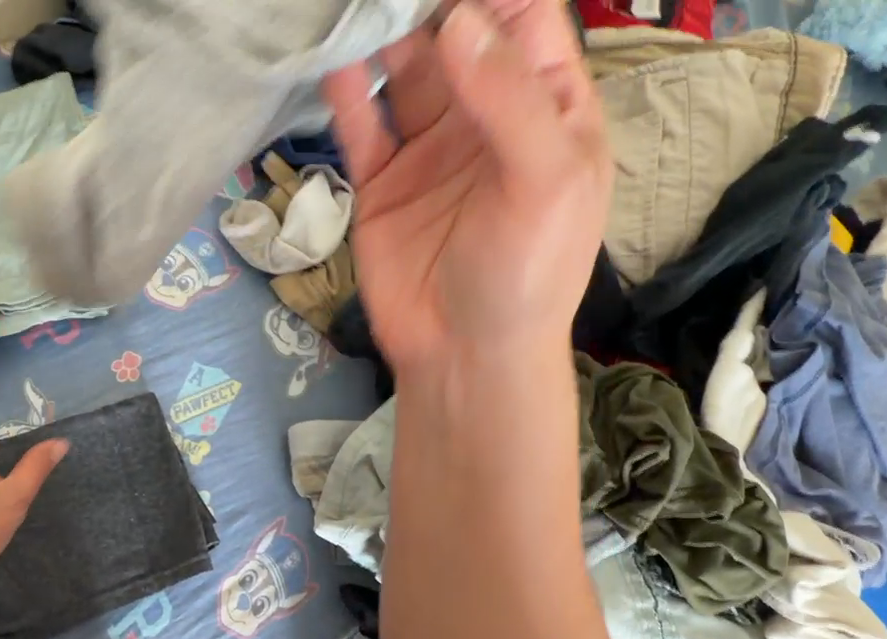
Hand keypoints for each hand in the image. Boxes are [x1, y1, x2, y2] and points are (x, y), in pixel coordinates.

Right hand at [325, 0, 610, 375]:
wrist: (463, 355)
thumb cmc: (528, 270)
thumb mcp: (543, 179)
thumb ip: (506, 100)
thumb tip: (459, 24)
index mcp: (548, 103)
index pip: (524, 17)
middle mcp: (485, 115)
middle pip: (459, 36)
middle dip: (429, 5)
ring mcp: (429, 150)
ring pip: (406, 75)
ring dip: (385, 40)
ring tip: (356, 11)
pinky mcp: (380, 185)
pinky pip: (365, 129)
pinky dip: (350, 98)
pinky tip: (338, 67)